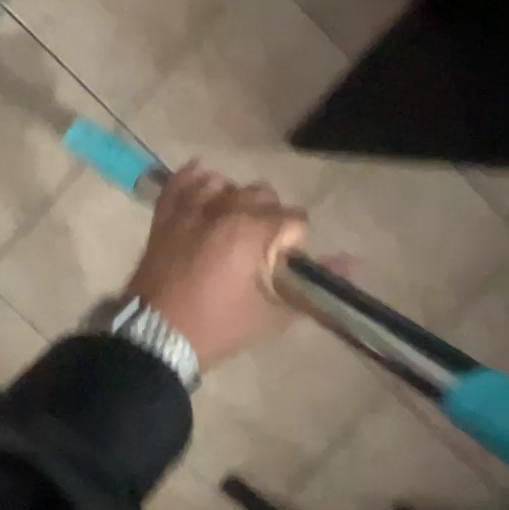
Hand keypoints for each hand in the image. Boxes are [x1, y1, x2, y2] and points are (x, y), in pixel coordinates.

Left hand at [122, 162, 307, 369]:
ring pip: (222, 183)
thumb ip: (313, 285)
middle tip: (264, 247)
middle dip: (271, 215)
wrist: (156, 331)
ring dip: (234, 197)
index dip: (296, 241)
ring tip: (235, 224)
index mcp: (252, 231)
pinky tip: (204, 179)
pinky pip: (177, 184)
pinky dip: (192, 178)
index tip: (286, 264)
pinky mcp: (162, 217)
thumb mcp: (274, 311)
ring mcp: (187, 211)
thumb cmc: (219, 324)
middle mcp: (221, 210)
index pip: (295, 219)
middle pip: (261, 195)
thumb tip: (352, 263)